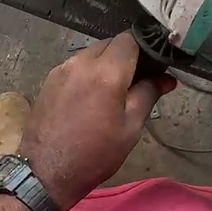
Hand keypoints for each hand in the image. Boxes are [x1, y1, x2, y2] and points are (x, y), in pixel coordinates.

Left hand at [17, 33, 173, 209]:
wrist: (46, 171)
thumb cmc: (94, 153)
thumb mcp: (130, 127)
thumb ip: (148, 95)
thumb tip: (166, 78)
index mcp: (106, 71)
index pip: (130, 38)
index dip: (145, 48)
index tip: (154, 64)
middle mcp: (81, 61)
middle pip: (110, 44)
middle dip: (125, 56)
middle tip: (136, 81)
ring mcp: (61, 69)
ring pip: (91, 53)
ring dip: (105, 64)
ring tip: (113, 91)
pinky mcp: (49, 79)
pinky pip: (75, 66)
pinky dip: (88, 72)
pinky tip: (91, 96)